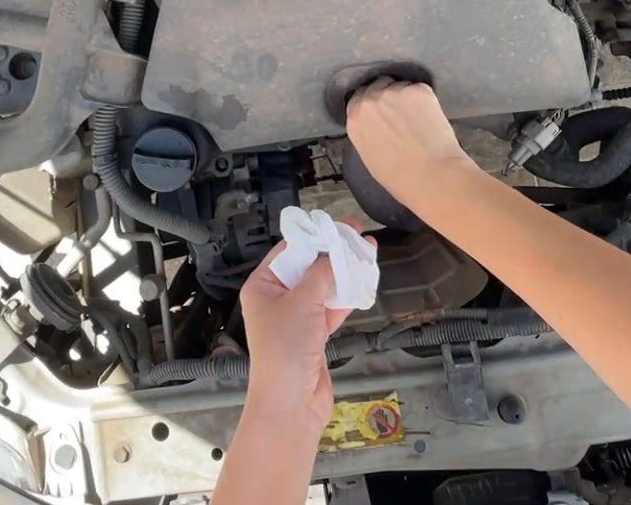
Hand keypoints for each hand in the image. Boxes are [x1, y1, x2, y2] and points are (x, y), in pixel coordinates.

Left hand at [239, 236, 368, 436]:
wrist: (290, 405)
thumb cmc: (285, 348)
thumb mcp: (303, 301)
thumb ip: (322, 272)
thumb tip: (337, 251)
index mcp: (262, 285)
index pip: (289, 250)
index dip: (315, 236)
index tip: (338, 224)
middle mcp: (276, 298)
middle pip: (308, 267)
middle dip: (333, 252)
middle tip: (358, 233)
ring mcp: (296, 318)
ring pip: (322, 287)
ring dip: (344, 272)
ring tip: (368, 252)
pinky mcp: (313, 336)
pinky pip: (331, 308)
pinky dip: (347, 296)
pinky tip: (365, 280)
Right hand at [346, 78, 477, 208]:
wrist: (432, 176)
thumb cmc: (401, 177)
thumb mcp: (369, 155)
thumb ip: (366, 132)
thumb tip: (376, 125)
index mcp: (355, 119)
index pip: (358, 98)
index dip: (371, 102)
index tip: (380, 110)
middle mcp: (371, 99)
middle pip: (377, 85)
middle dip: (387, 95)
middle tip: (401, 112)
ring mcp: (395, 91)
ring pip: (400, 86)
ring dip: (407, 97)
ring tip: (419, 118)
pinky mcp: (419, 90)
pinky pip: (420, 89)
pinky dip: (425, 100)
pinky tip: (430, 119)